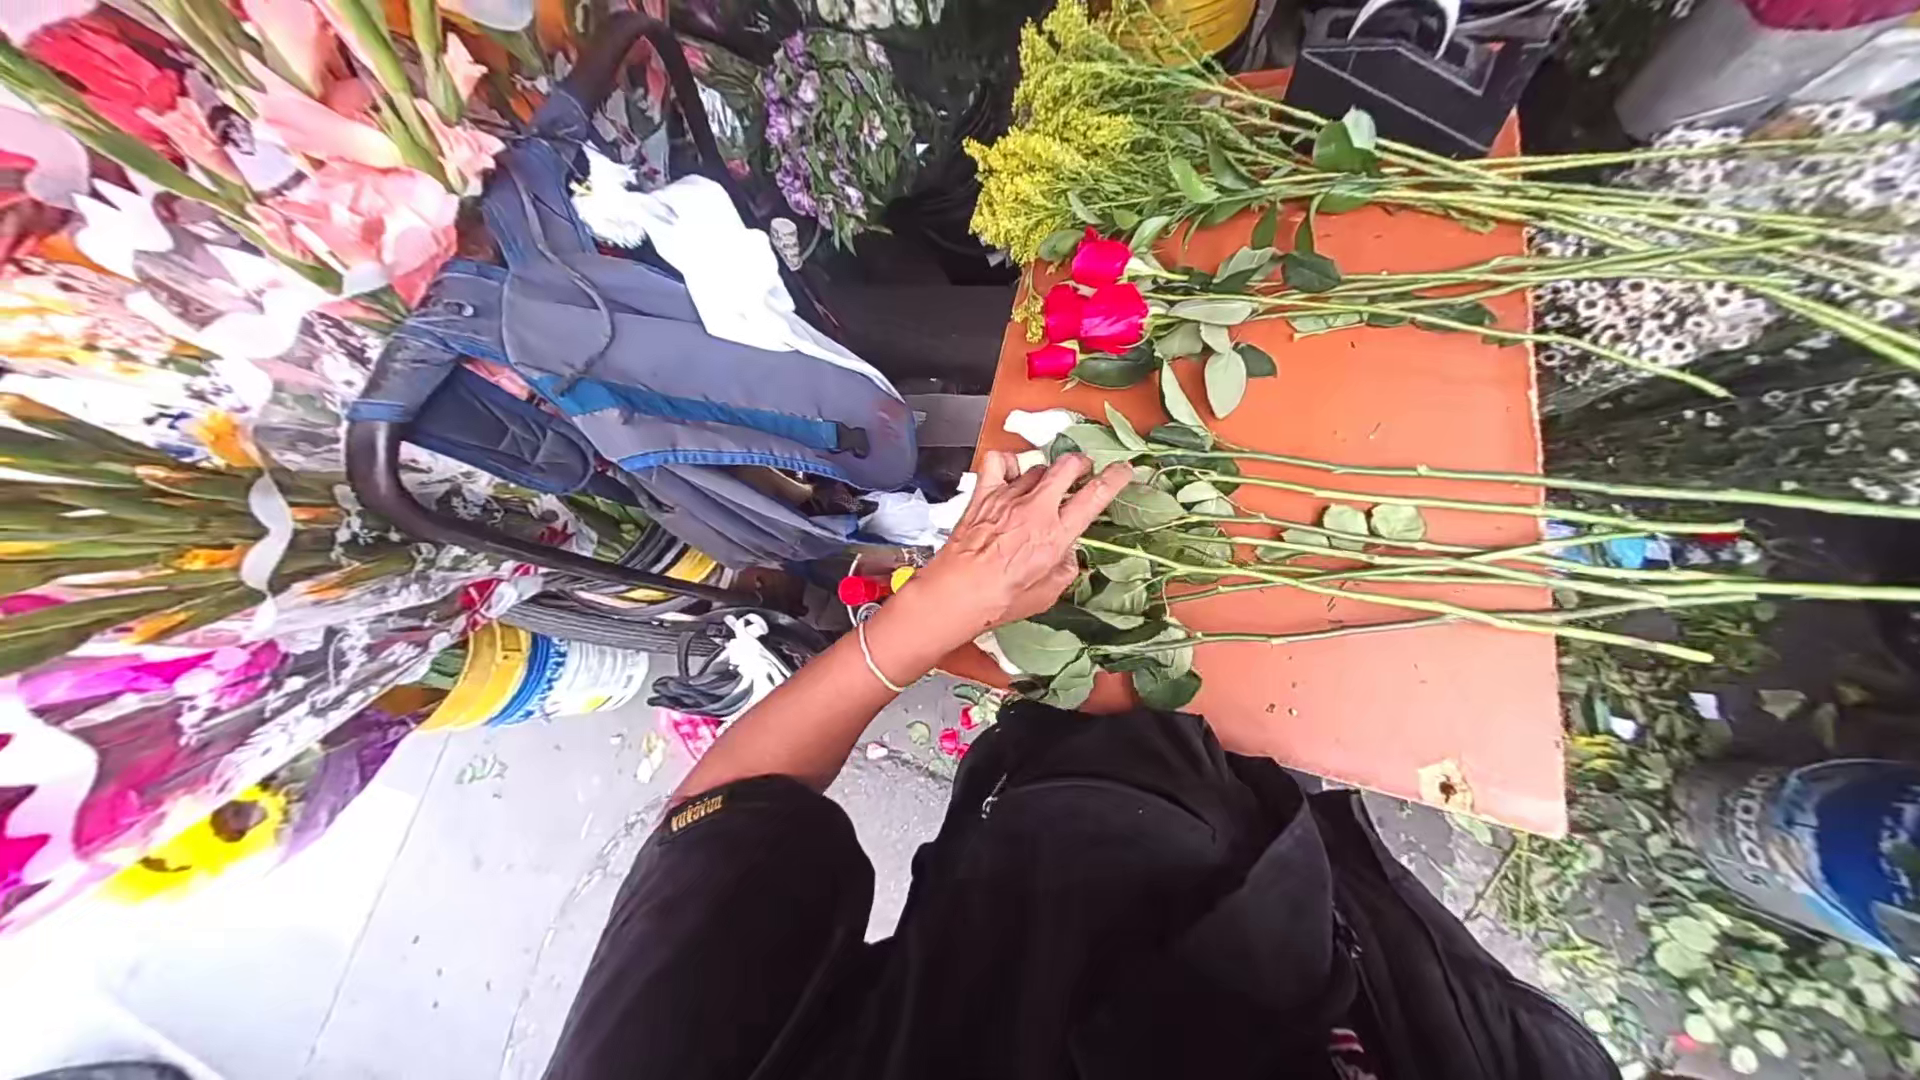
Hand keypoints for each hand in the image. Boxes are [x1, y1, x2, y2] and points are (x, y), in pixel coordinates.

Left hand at [908, 451, 1131, 641]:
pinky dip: (1009, 463)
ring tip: (1044, 484)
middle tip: (1083, 469)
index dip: (1115, 478)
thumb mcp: (1047, 594)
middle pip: (1068, 467)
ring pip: (1037, 467)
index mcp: (1057, 534)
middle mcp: (1036, 509)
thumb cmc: (1000, 599)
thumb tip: (1069, 554)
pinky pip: (999, 462)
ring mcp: (1008, 497)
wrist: (957, 592)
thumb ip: (1065, 569)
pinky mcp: (984, 494)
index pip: (1096, 496)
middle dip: (1081, 464)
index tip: (1124, 470)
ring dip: (1046, 473)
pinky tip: (1011, 474)